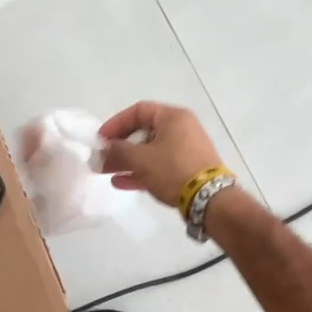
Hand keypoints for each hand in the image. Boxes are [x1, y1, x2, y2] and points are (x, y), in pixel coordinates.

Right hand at [98, 101, 223, 208]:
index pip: (138, 111)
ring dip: (128, 162)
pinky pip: (159, 165)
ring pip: (150, 151)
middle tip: (101, 159)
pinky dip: (142, 171)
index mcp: (173, 117)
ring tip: (107, 173)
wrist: (210, 200)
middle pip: (143, 132)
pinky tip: (122, 182)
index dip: (115, 124)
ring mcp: (186, 150)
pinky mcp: (187, 169)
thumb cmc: (173, 170)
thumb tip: (100, 153)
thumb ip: (117, 152)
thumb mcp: (140, 159)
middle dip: (119, 147)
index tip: (100, 140)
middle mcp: (181, 129)